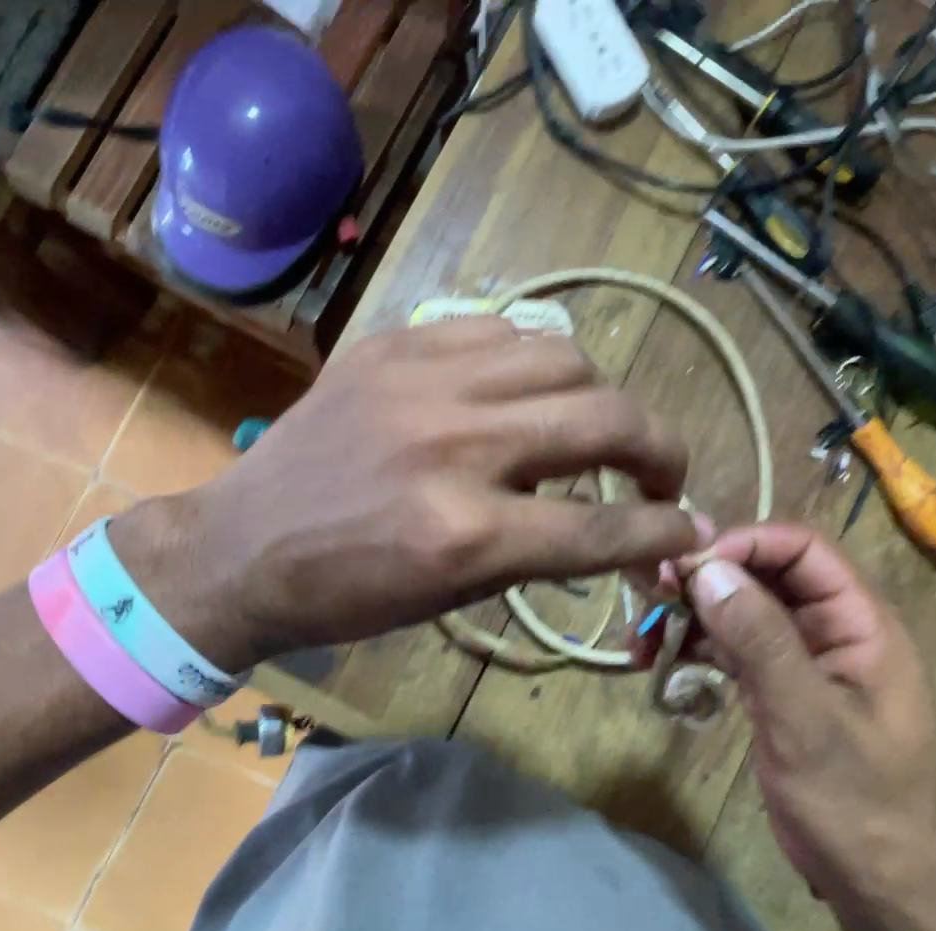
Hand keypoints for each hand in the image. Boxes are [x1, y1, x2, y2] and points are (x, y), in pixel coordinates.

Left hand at [111, 317, 701, 671]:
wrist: (243, 544)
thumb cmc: (348, 593)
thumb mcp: (452, 595)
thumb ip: (540, 550)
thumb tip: (618, 520)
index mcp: (465, 534)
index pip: (603, 526)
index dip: (664, 531)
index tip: (691, 529)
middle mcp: (454, 445)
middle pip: (605, 418)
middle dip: (661, 449)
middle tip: (663, 473)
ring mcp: (422, 382)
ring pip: (564, 357)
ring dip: (601, 397)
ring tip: (593, 427)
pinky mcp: (394, 345)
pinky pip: (500, 331)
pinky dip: (534, 363)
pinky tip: (526, 392)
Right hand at [676, 525, 935, 904]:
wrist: (880, 889)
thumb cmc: (858, 804)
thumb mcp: (809, 720)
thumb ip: (761, 642)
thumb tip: (709, 569)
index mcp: (862, 624)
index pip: (804, 551)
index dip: (747, 544)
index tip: (687, 564)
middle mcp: (832, 633)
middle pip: (766, 578)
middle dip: (708, 580)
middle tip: (649, 595)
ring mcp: (803, 664)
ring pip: (742, 615)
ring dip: (693, 617)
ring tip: (640, 636)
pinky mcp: (778, 694)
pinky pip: (734, 653)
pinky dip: (697, 651)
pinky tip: (658, 662)